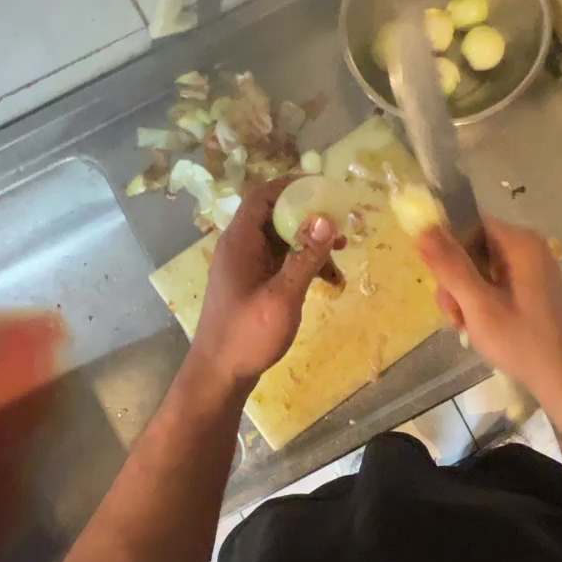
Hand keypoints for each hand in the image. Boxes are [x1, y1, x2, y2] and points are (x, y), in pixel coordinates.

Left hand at [189, 177, 338, 391]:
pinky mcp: (251, 285)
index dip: (291, 186)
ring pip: (280, 241)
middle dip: (309, 218)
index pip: (262, 195)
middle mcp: (239, 248)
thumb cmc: (248, 335)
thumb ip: (305, 257)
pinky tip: (326, 281)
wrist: (219, 375)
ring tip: (341, 253)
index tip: (324, 189)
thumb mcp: (283, 296)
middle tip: (341, 226)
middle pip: (274, 216)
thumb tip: (326, 218)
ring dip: (309, 244)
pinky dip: (302, 265)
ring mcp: (244, 267)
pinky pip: (279, 263)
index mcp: (239, 242)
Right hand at [414, 220, 561, 407]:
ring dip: (463, 295)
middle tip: (453, 314)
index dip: (446, 248)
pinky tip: (476, 326)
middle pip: (472, 248)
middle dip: (455, 280)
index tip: (437, 280)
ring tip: (463, 325)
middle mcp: (527, 248)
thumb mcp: (479, 306)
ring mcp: (530, 269)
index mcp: (520, 243)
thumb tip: (423, 229)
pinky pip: (492, 283)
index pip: (469, 224)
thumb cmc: (522, 342)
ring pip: (478, 269)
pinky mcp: (530, 288)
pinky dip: (479, 302)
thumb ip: (450, 267)